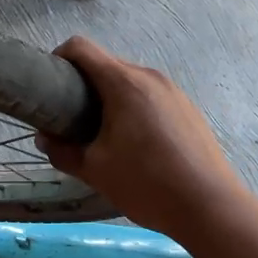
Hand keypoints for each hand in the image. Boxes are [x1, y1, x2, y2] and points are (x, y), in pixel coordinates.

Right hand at [36, 35, 254, 236]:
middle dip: (86, 83)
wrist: (213, 210)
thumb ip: (63, 152)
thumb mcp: (96, 171)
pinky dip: (138, 108)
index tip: (51, 83)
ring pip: (131, 81)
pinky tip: (142, 144)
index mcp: (122, 81)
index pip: (81, 47)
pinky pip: (153, 96)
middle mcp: (148, 76)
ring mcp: (173, 91)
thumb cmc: (148, 183)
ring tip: (109, 133)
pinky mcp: (189, 109)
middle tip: (75, 116)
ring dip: (113, 97)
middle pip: (107, 64)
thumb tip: (44, 140)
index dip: (60, 57)